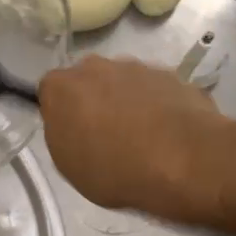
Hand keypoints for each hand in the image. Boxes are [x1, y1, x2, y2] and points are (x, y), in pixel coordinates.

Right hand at [38, 56, 229, 220]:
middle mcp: (96, 66)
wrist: (185, 161)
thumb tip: (71, 122)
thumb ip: (62, 134)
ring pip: (122, 83)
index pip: (50, 92)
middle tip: (105, 136)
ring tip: (142, 139)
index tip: (73, 136)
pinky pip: (154, 91)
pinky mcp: (171, 74)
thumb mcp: (68, 165)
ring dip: (126, 103)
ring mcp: (136, 67)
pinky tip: (166, 135)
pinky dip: (156, 106)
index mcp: (62, 86)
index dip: (61, 114)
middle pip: (87, 81)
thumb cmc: (115, 169)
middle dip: (93, 102)